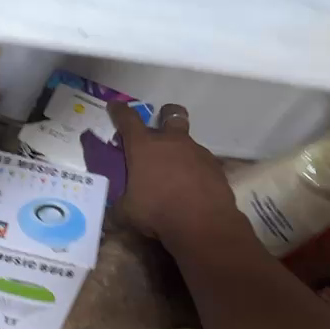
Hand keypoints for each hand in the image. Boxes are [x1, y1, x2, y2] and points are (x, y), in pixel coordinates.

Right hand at [107, 101, 243, 248]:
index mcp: (144, 147)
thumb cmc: (156, 211)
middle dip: (165, 114)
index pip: (128, 120)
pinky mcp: (215, 167)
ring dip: (179, 151)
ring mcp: (197, 152)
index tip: (115, 106)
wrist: (203, 223)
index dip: (119, 111)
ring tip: (173, 174)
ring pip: (187, 142)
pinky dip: (194, 170)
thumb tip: (114, 212)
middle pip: (172, 114)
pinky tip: (190, 188)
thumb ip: (119, 205)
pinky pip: (201, 162)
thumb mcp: (126, 212)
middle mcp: (172, 142)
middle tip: (160, 128)